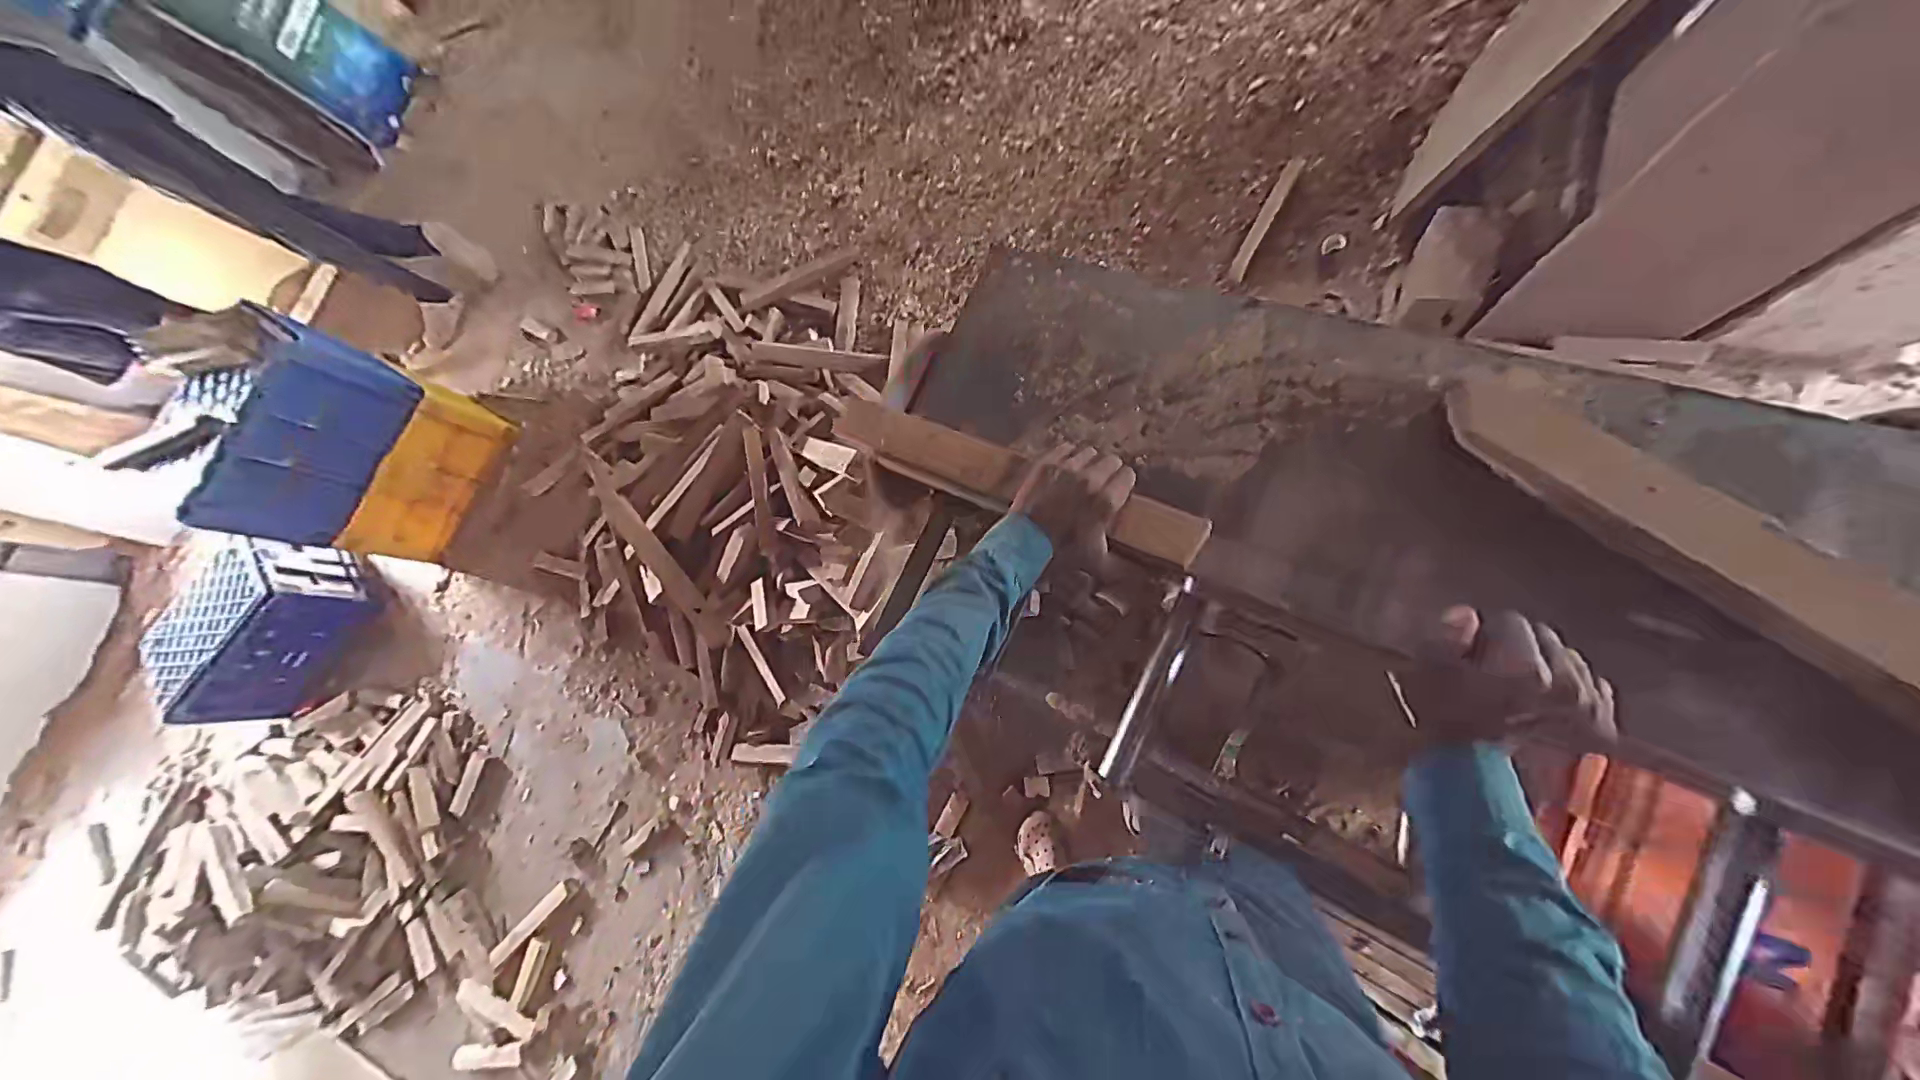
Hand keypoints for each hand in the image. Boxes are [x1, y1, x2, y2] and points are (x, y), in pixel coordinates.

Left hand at [1009, 444, 1135, 579]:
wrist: (1022, 544)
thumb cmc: (1061, 554)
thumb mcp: (1096, 562)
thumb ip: (1121, 564)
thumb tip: (1137, 574)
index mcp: (1106, 500)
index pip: (1128, 476)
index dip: (1123, 484)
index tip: (1117, 492)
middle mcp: (1090, 478)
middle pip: (1111, 460)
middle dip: (1109, 472)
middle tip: (1100, 485)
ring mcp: (1066, 467)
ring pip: (1089, 452)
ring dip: (1088, 463)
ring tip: (1081, 475)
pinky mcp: (1046, 463)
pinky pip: (1065, 448)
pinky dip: (1068, 455)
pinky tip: (1065, 467)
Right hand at [1392, 606, 1617, 749]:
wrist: (1494, 800)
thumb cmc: (1453, 736)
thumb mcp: (1429, 683)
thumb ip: (1444, 642)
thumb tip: (1464, 614)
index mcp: (1523, 668)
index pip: (1508, 621)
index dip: (1483, 637)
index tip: (1468, 660)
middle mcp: (1570, 681)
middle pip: (1543, 636)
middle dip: (1518, 649)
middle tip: (1491, 676)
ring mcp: (1595, 705)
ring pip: (1568, 660)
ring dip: (1545, 667)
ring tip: (1519, 695)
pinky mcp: (1609, 725)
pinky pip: (1590, 687)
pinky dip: (1569, 690)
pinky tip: (1545, 711)